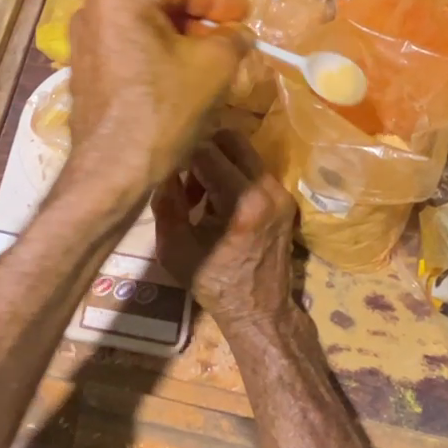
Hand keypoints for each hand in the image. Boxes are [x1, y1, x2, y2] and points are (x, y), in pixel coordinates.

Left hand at [66, 0, 249, 194]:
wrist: (114, 169)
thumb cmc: (164, 109)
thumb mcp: (214, 66)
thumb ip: (233, 38)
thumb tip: (238, 34)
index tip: (247, 17)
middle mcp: (92, 12)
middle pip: (159, 3)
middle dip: (199, 21)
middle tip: (231, 40)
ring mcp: (83, 44)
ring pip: (144, 29)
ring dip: (181, 41)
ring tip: (212, 61)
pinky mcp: (84, 73)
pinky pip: (129, 51)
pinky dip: (158, 57)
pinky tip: (182, 78)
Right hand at [153, 129, 297, 333]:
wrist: (259, 309)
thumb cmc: (213, 282)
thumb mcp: (175, 247)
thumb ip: (166, 203)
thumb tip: (164, 170)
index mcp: (242, 201)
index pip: (206, 152)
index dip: (182, 159)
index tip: (171, 180)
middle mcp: (267, 188)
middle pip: (230, 138)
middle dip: (203, 152)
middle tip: (188, 181)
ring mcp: (280, 191)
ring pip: (244, 150)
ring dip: (218, 163)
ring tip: (202, 195)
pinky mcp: (284, 198)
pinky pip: (254, 168)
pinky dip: (233, 174)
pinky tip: (219, 203)